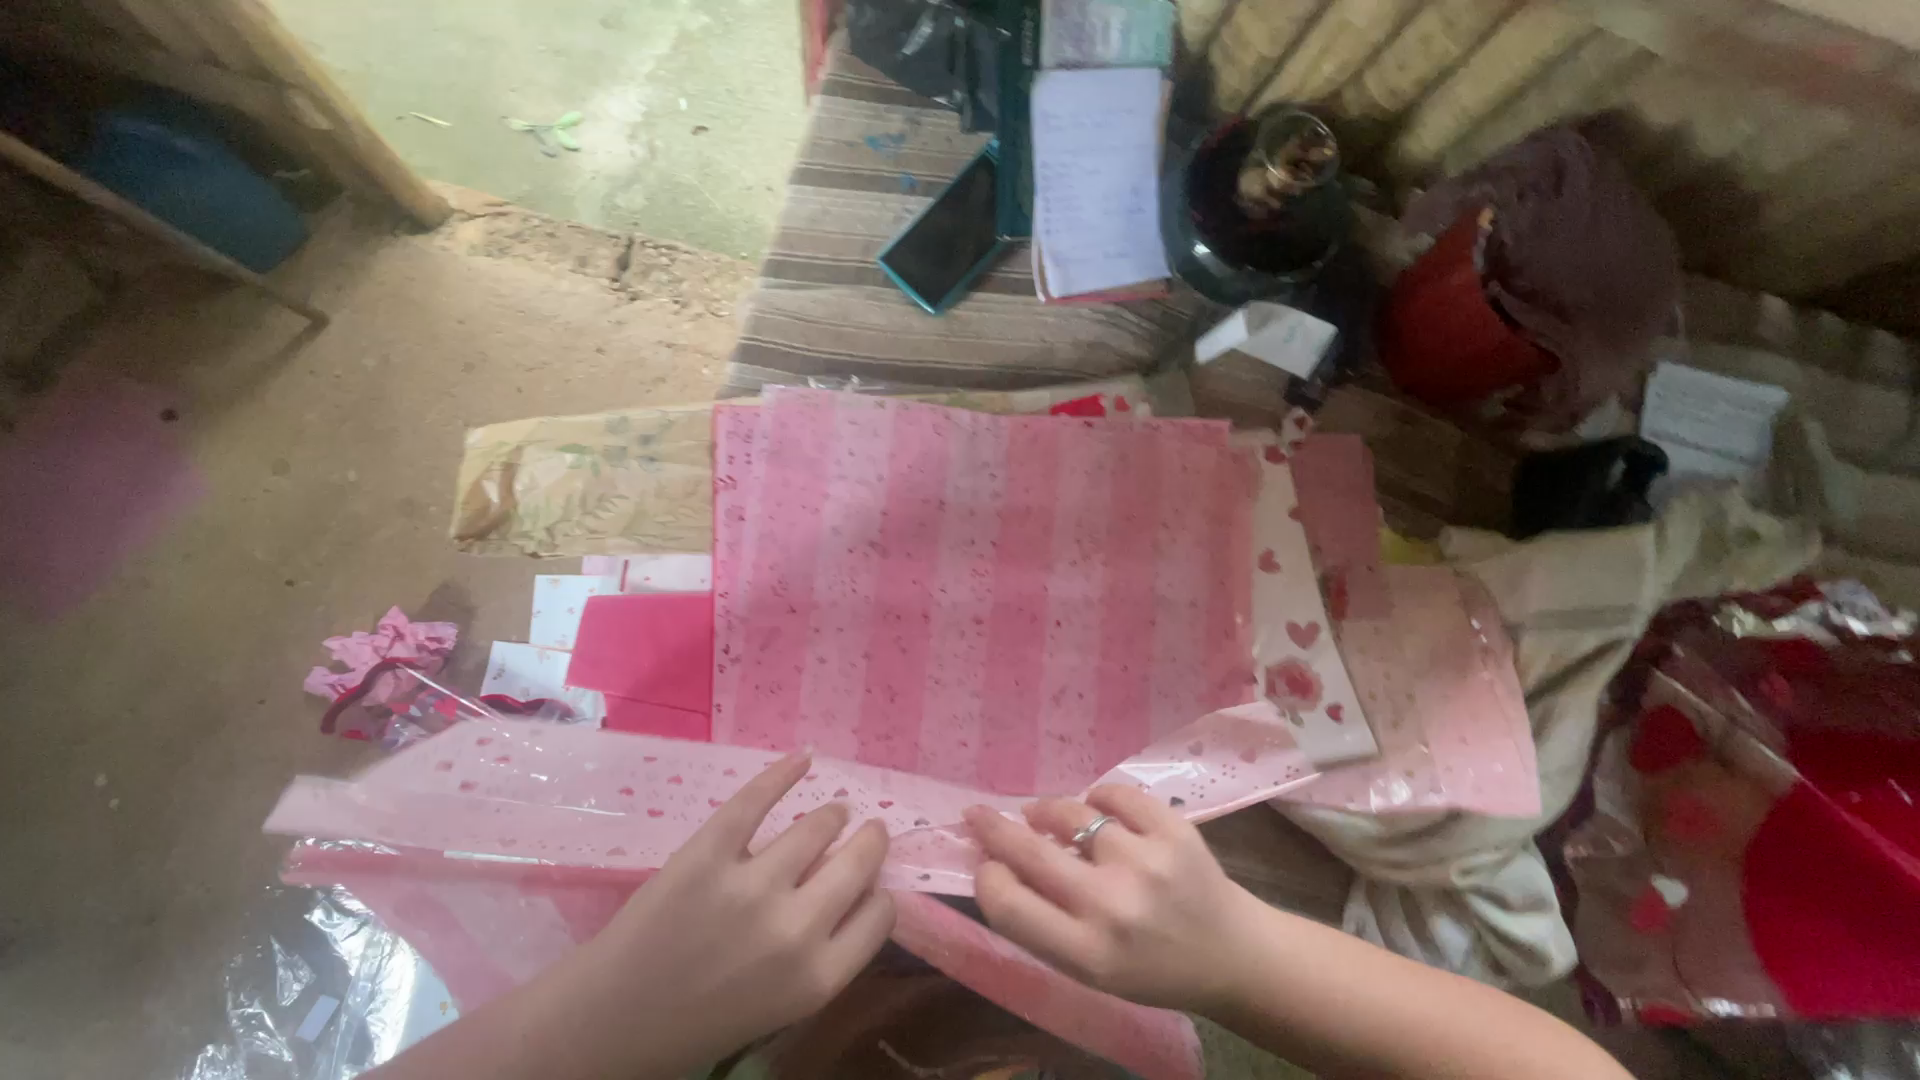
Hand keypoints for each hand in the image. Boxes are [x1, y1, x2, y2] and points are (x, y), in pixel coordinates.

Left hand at [576, 752, 895, 1072]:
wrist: (613, 1021)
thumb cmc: (702, 1021)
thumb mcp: (783, 1005)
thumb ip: (825, 953)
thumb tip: (857, 889)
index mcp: (817, 977)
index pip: (880, 914)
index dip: (878, 893)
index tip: (868, 885)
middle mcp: (795, 930)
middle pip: (859, 863)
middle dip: (871, 841)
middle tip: (870, 830)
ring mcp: (750, 887)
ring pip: (817, 827)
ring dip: (832, 815)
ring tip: (833, 812)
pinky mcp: (707, 854)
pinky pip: (755, 800)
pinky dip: (783, 773)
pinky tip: (803, 759)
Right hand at [963, 785, 1256, 1011]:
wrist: (1232, 955)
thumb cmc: (1150, 968)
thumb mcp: (1089, 969)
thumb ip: (1043, 921)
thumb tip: (996, 859)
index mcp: (1087, 954)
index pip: (1007, 905)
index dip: (987, 877)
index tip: (987, 864)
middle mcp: (1112, 907)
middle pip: (1030, 852)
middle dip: (994, 827)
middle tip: (978, 814)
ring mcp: (1146, 862)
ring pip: (1071, 813)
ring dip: (1049, 812)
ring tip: (1046, 816)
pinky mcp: (1174, 829)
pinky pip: (1115, 793)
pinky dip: (1099, 797)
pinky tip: (1099, 810)